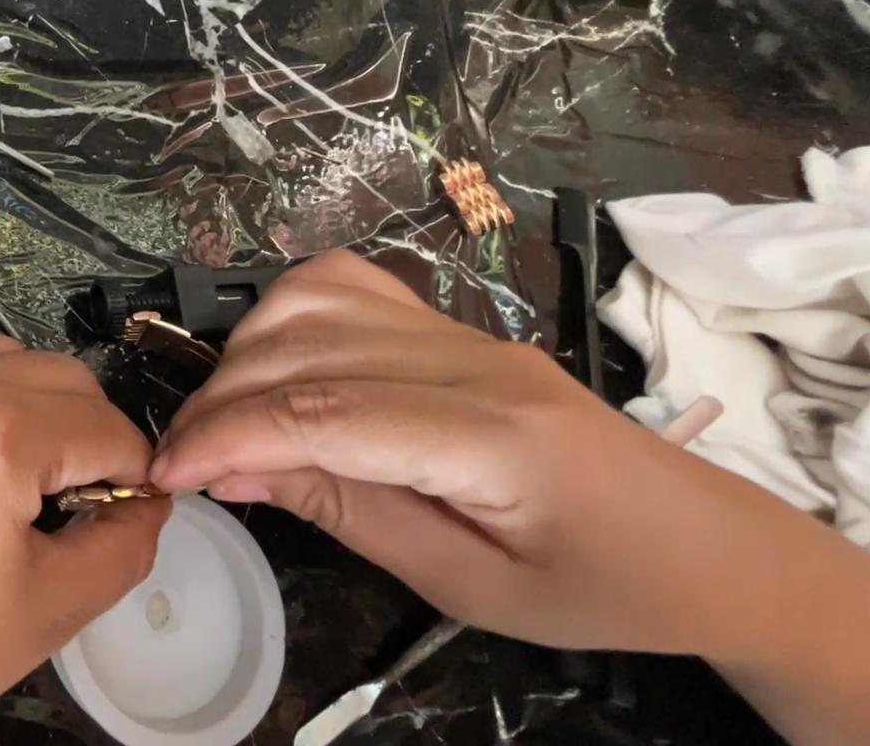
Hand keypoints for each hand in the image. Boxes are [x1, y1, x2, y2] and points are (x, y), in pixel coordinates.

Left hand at [0, 334, 167, 745]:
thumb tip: (143, 501)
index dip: (131, 470)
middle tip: (69, 494)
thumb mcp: (45, 612)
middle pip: (58, 374)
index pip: (107, 425)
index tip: (124, 501)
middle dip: (84, 430)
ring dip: (23, 402)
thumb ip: (122, 544)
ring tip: (4, 473)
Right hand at [148, 250, 844, 656]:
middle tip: (185, 457)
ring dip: (242, 355)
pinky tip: (271, 360)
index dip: (227, 435)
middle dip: (220, 402)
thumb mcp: (462, 584)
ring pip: (309, 301)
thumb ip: (340, 511)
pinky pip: (339, 284)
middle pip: (302, 349)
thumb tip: (231, 468)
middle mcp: (468, 358)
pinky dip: (280, 315)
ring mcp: (456, 326)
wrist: (701, 540)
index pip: (322, 413)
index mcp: (493, 437)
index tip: (168, 471)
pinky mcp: (445, 318)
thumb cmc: (593, 586)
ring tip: (226, 417)